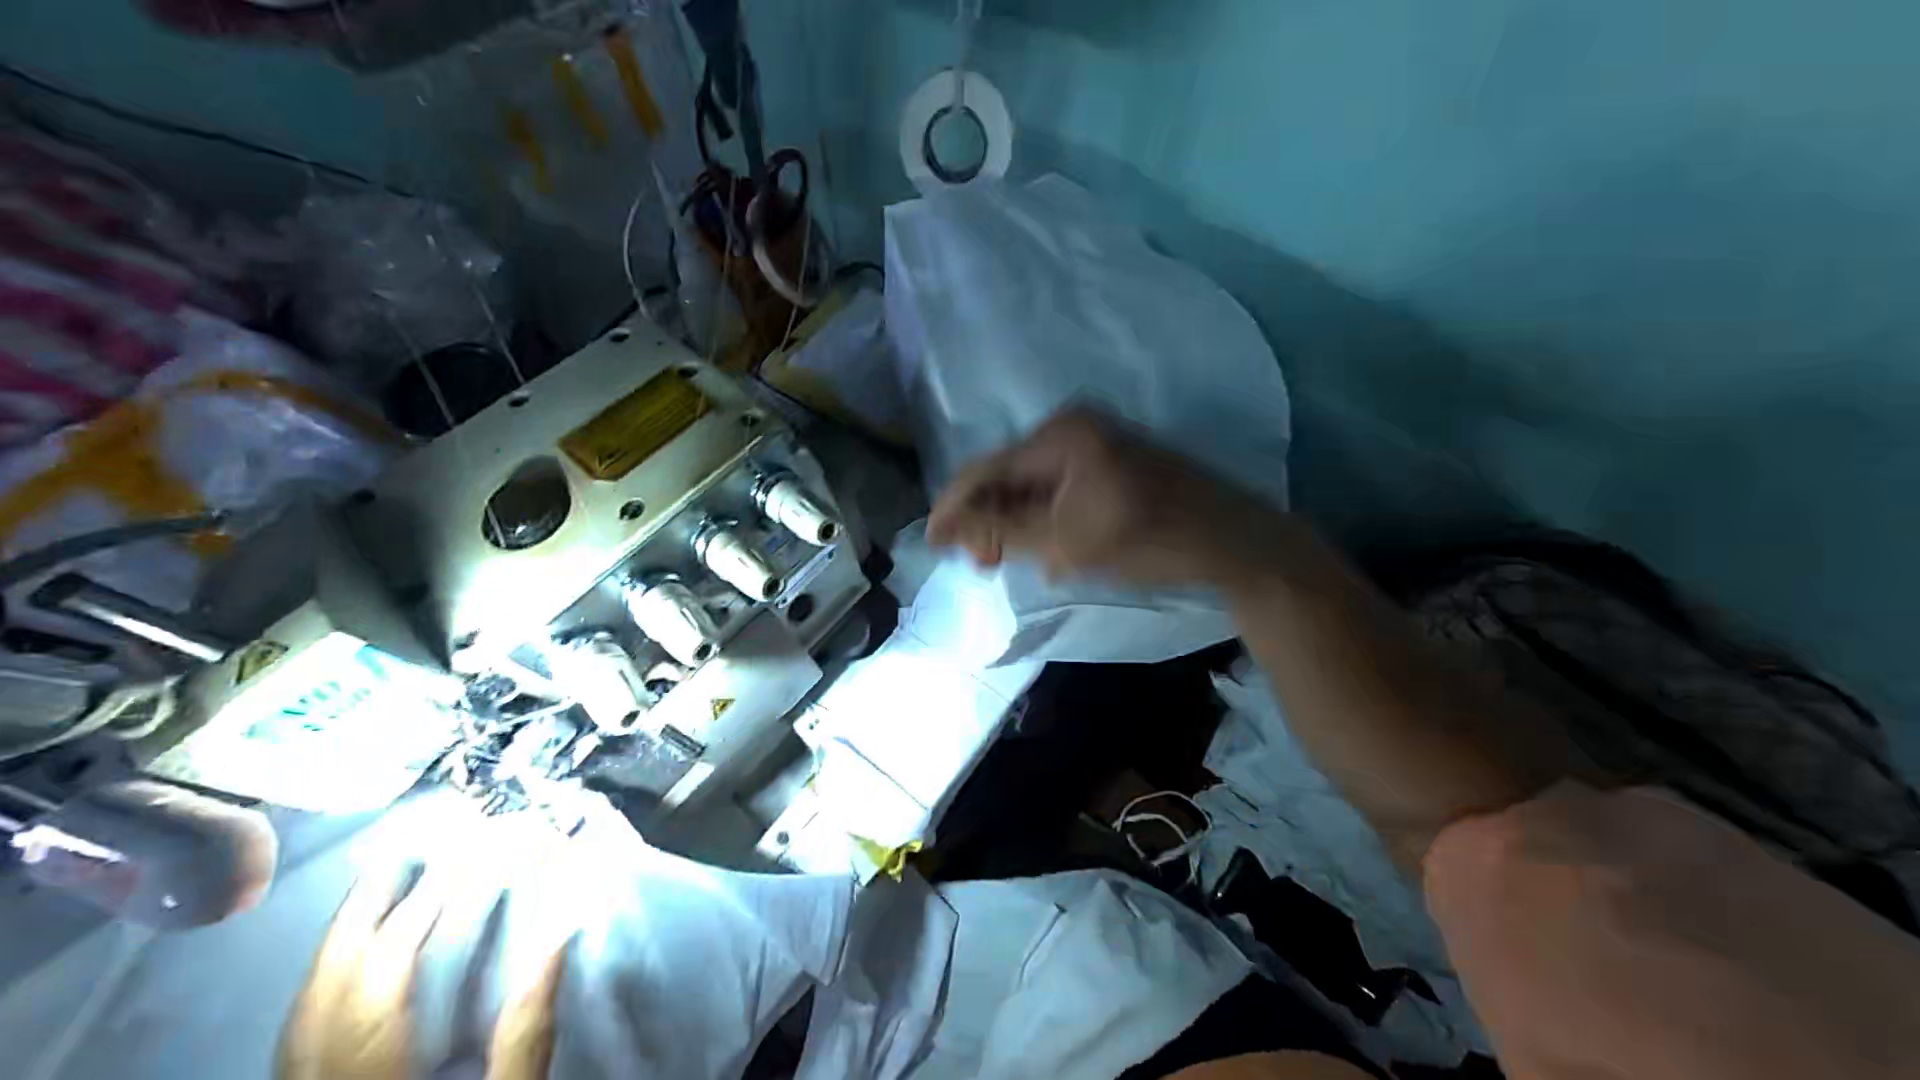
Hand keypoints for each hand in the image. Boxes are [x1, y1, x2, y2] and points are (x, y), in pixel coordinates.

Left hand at [278, 867, 566, 1079]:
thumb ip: (529, 1031)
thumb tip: (559, 938)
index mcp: (380, 1079)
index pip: (387, 982)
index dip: (416, 915)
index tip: (456, 863)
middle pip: (334, 988)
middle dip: (367, 915)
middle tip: (404, 854)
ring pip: (304, 1009)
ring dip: (339, 941)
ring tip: (375, 887)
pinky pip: (299, 1034)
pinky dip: (324, 981)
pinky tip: (347, 956)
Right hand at [927, 407, 1294, 587]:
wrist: (1233, 541)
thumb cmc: (1150, 540)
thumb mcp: (1067, 540)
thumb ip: (1000, 530)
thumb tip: (943, 527)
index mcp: (1061, 434)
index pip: (986, 468)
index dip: (953, 508)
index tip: (931, 544)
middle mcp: (1073, 426)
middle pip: (1007, 474)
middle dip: (988, 520)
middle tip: (980, 564)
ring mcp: (1095, 441)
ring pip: (1032, 484)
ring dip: (1016, 524)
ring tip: (1008, 561)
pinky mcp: (1110, 461)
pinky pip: (1058, 488)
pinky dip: (1045, 520)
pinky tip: (1046, 549)